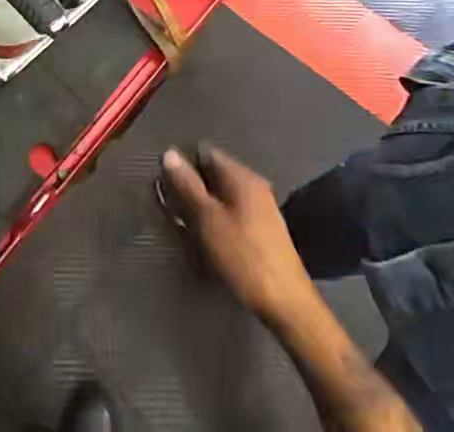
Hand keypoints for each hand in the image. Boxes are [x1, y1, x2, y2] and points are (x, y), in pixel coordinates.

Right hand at [161, 142, 312, 320]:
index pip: (205, 152)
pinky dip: (216, 218)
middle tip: (174, 207)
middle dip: (191, 186)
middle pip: (213, 173)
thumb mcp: (207, 219)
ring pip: (221, 194)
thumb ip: (187, 185)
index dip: (183, 163)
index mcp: (242, 177)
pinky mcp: (262, 228)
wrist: (286, 302)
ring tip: (187, 225)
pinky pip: (232, 210)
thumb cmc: (243, 256)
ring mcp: (261, 207)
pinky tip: (209, 237)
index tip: (167, 184)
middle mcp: (254, 185)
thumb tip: (169, 153)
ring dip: (202, 205)